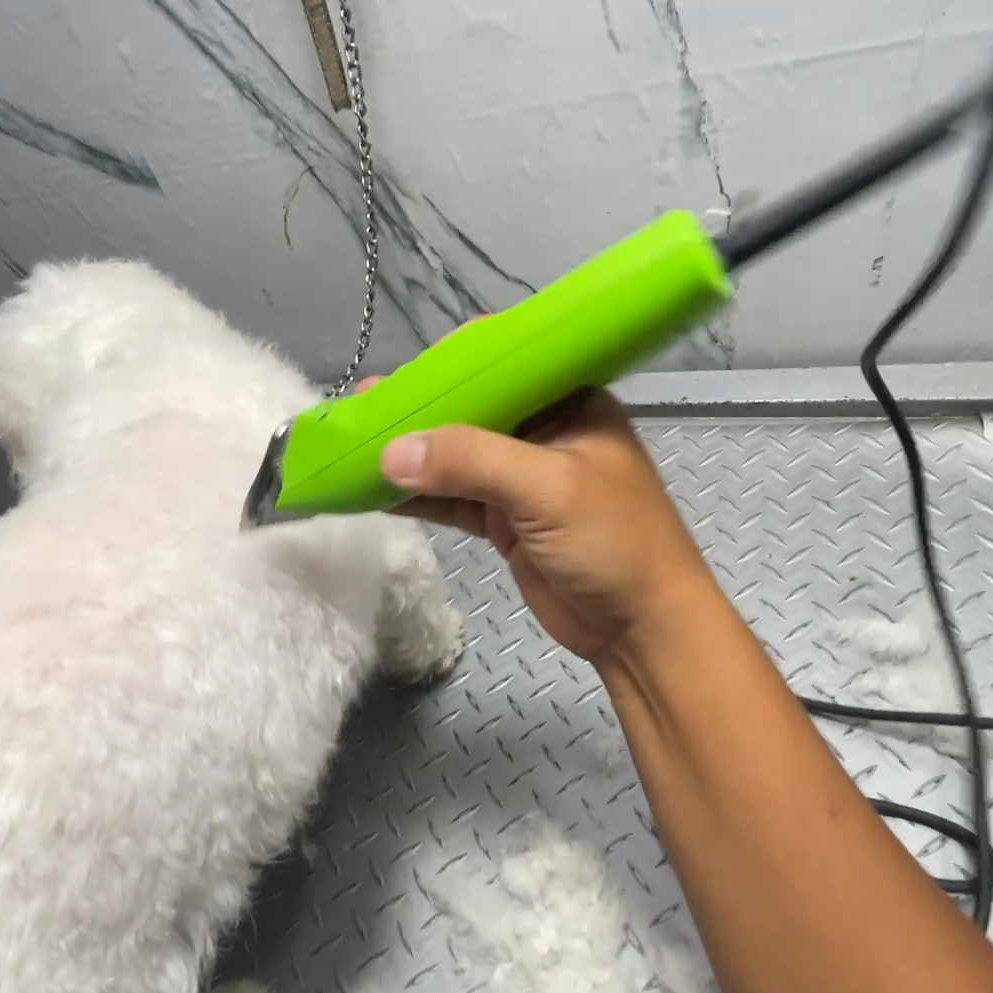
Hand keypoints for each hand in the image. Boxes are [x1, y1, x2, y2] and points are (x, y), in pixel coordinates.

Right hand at [371, 383, 717, 661]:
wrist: (640, 629)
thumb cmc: (614, 543)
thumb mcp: (547, 489)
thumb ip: (471, 462)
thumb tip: (391, 452)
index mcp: (569, 402)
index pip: (503, 363)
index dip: (450, 365)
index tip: (400, 377)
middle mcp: (543, 431)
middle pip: (470, 410)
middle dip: (417, 412)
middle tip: (360, 409)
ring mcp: (521, 478)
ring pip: (455, 457)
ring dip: (410, 456)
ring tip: (352, 445)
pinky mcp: (504, 519)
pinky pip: (452, 498)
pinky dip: (417, 496)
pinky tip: (373, 491)